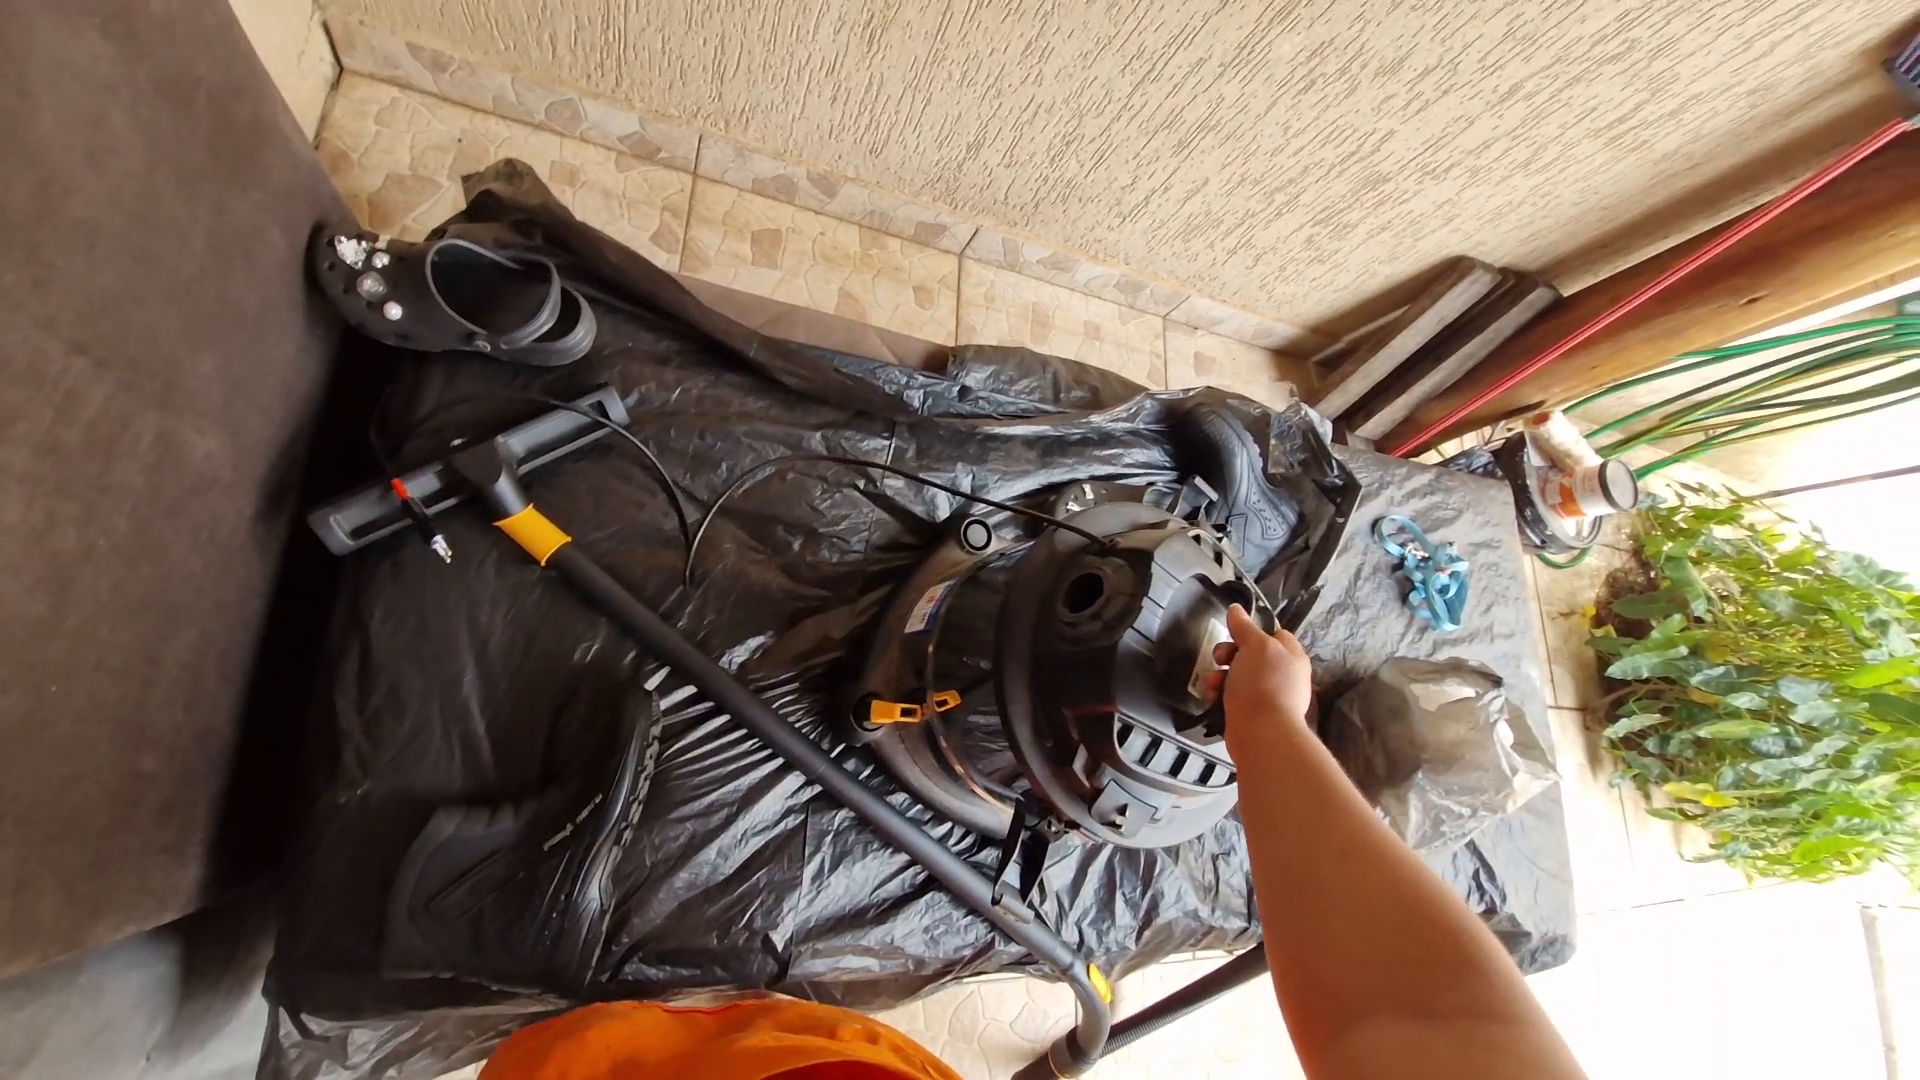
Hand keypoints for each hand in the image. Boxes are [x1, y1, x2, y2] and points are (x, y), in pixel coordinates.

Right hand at [1212, 605, 1313, 747]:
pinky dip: (1220, 694)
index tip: (1235, 633)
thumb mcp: (1255, 646)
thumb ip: (1244, 626)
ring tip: (1212, 683)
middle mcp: (1283, 674)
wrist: (1261, 733)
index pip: (1275, 634)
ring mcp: (1268, 695)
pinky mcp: (1252, 713)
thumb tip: (1236, 608)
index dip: (1254, 631)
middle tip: (1220, 658)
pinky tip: (1212, 697)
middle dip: (1229, 653)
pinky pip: (1232, 696)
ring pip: (1237, 675)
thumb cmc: (1263, 683)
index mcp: (1291, 656)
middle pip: (1251, 654)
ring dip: (1220, 675)